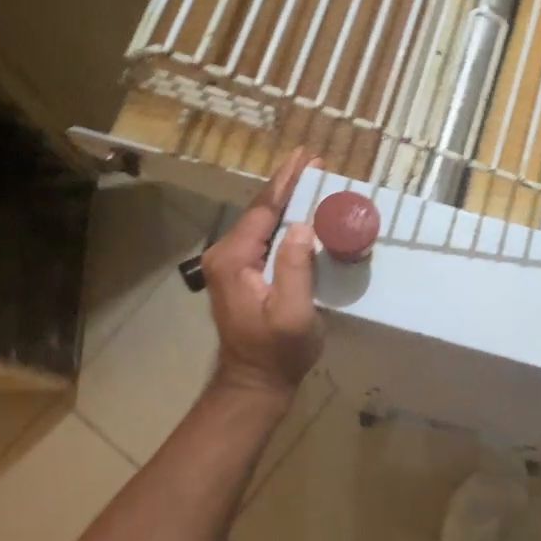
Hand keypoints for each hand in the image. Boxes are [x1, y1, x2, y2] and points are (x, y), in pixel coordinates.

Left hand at [201, 148, 322, 401]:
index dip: (287, 181)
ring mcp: (230, 265)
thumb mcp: (293, 314)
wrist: (254, 383)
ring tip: (311, 179)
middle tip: (314, 161)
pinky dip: (283, 220)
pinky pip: (263, 237)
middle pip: (260, 210)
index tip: (307, 156)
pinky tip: (300, 213)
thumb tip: (303, 226)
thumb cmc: (278, 353)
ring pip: (261, 222)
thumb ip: (297, 268)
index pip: (263, 209)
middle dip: (288, 184)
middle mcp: (225, 256)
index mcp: (234, 259)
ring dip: (286, 200)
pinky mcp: (240, 275)